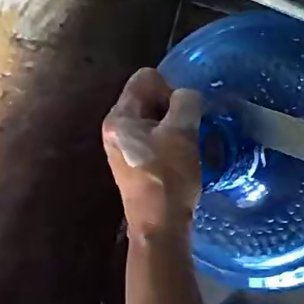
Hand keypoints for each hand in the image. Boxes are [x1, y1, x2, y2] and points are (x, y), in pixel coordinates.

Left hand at [103, 68, 203, 240]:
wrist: (159, 226)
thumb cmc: (168, 178)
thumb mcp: (182, 134)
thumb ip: (186, 103)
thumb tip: (188, 97)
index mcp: (120, 116)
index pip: (146, 78)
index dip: (171, 89)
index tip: (183, 116)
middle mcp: (115, 128)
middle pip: (149, 97)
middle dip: (173, 109)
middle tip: (188, 132)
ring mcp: (122, 146)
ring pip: (154, 119)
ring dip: (174, 127)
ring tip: (187, 147)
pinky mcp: (134, 162)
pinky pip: (154, 138)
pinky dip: (170, 142)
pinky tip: (180, 160)